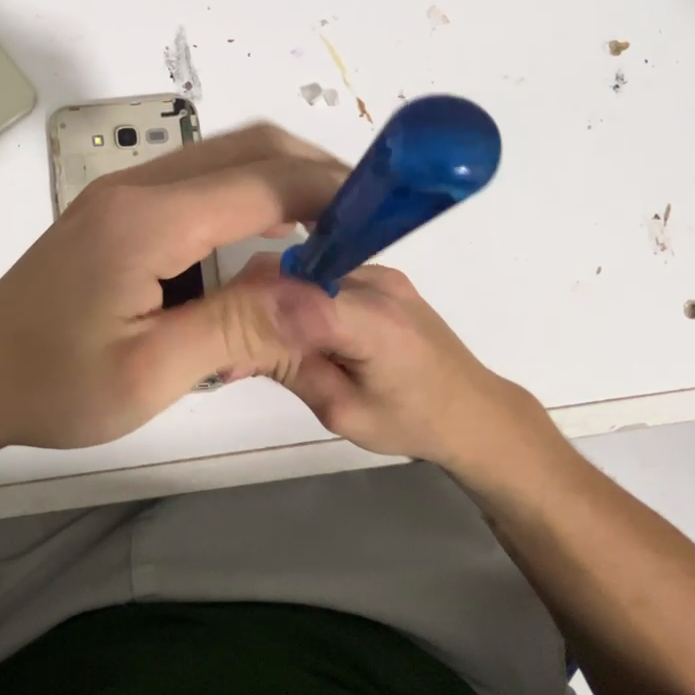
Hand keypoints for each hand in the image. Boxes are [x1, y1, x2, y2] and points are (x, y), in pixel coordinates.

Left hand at [0, 124, 348, 449]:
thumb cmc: (55, 385)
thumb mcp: (151, 371)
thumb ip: (239, 327)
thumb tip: (325, 298)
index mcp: (147, 221)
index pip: (264, 180)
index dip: (333, 193)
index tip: (381, 224)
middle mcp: (135, 187)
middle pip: (247, 148)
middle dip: (314, 174)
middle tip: (359, 228)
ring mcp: (119, 193)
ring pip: (220, 157)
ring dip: (278, 181)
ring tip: (322, 236)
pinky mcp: (112, 209)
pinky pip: (193, 181)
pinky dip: (242, 196)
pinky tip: (258, 245)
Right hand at [236, 258, 549, 468]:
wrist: (475, 413)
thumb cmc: (412, 422)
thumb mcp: (342, 413)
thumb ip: (291, 370)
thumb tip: (232, 347)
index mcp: (374, 319)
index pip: (295, 294)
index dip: (249, 308)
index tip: (220, 335)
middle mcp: (376, 281)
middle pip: (293, 273)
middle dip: (253, 303)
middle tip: (231, 345)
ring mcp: (380, 273)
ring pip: (303, 271)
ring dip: (272, 301)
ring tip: (256, 344)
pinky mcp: (379, 277)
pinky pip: (322, 276)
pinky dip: (297, 299)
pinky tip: (289, 332)